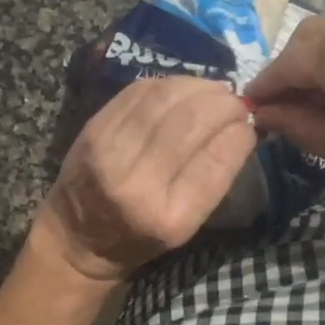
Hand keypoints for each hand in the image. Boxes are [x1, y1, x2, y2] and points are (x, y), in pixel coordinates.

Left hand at [33, 77, 256, 282]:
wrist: (75, 240)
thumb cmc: (138, 240)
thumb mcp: (185, 227)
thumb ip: (212, 179)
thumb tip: (240, 126)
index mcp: (170, 218)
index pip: (217, 160)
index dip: (240, 134)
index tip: (249, 126)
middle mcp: (138, 183)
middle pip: (192, 121)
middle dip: (224, 104)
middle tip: (237, 103)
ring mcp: (110, 152)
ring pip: (164, 98)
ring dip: (198, 86)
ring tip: (215, 91)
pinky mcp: (92, 130)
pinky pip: (137, 92)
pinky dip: (168, 84)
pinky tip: (183, 89)